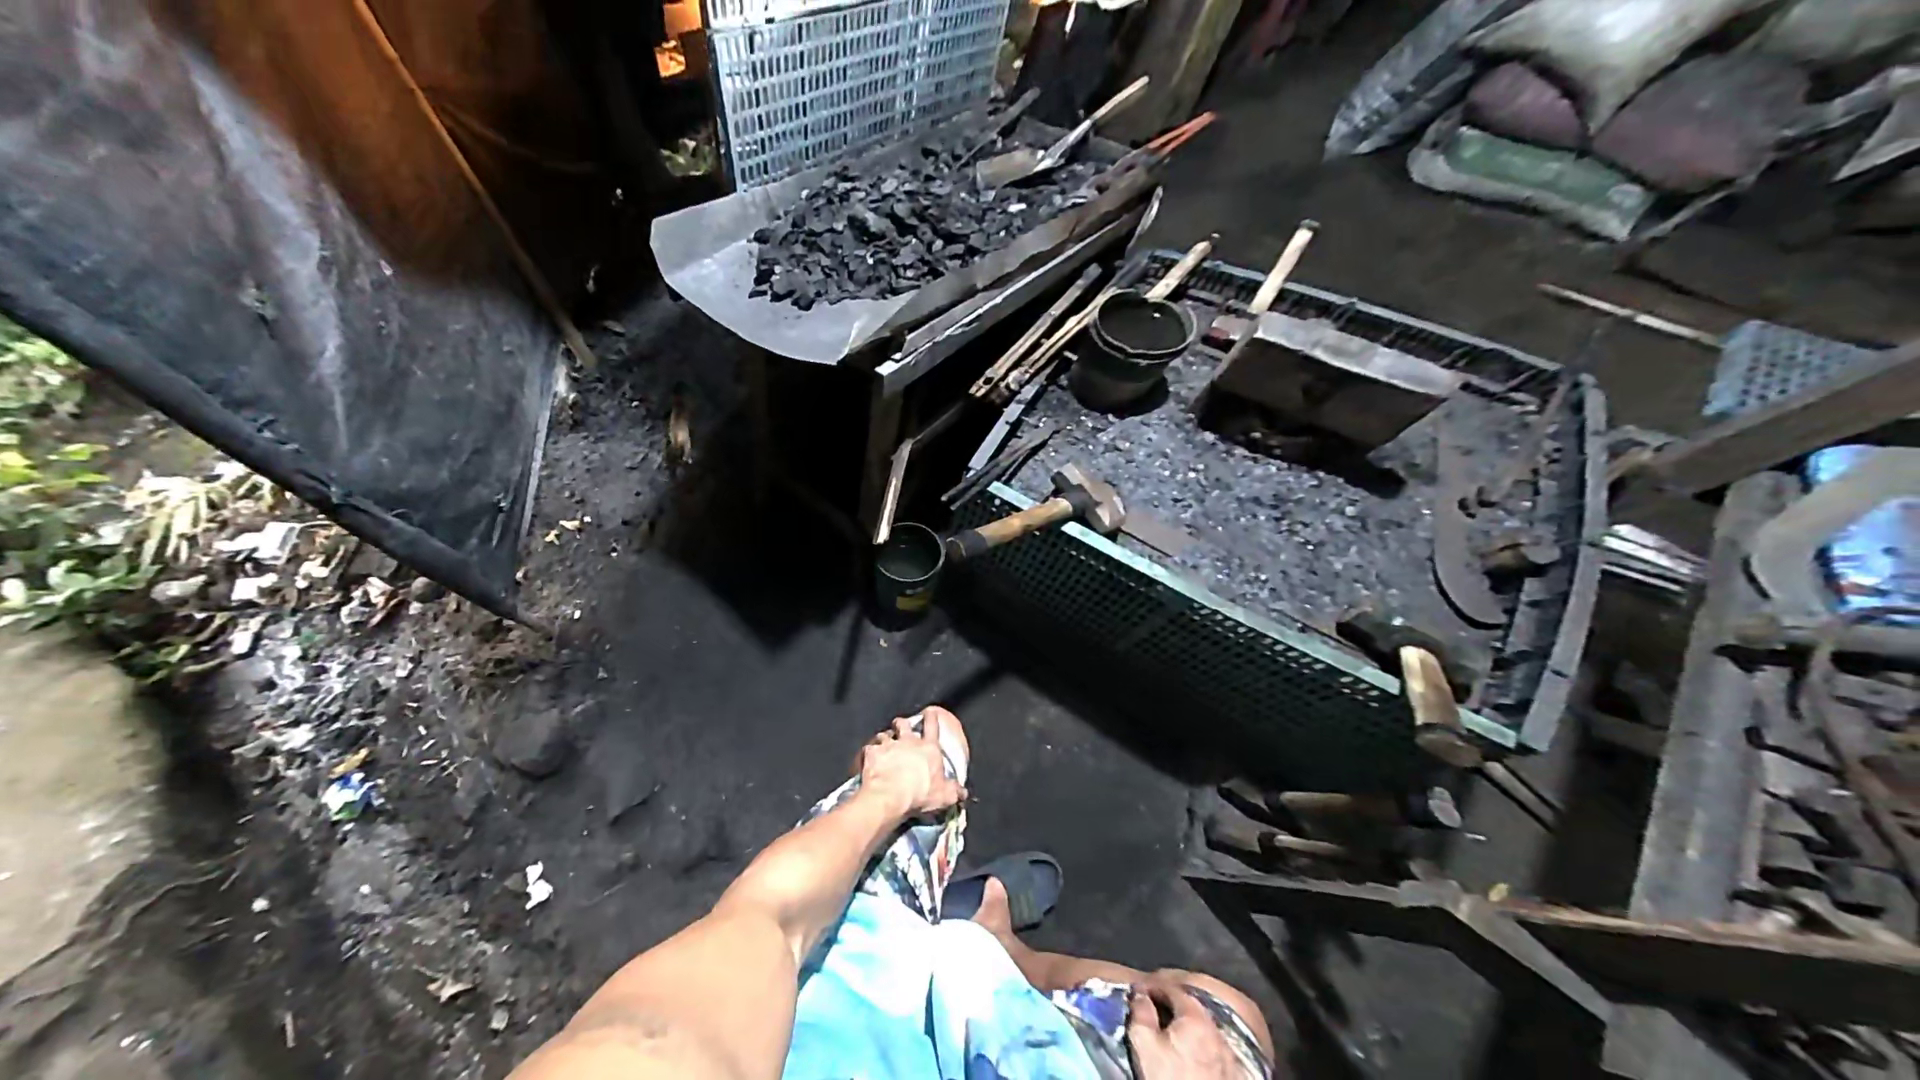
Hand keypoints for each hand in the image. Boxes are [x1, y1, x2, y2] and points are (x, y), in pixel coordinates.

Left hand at [857, 711, 964, 819]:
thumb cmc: (921, 794)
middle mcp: (908, 741)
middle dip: (901, 723)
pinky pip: (868, 748)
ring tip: (882, 744)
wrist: (890, 797)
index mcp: (929, 748)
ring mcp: (888, 745)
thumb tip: (963, 792)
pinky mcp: (871, 753)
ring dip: (884, 738)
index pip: (932, 726)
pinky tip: (867, 758)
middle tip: (899, 726)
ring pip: (884, 734)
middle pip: (903, 724)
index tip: (929, 712)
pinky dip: (869, 752)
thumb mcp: (944, 796)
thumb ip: (954, 791)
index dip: (931, 717)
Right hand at [1128, 977, 1241, 1079]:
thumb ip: (1141, 1014)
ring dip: (1189, 1027)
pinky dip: (1202, 1048)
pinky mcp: (1235, 1079)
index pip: (1173, 990)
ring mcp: (1230, 1059)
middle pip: (1194, 1009)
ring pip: (1207, 1031)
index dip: (1154, 987)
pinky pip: (1216, 1052)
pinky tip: (1191, 1058)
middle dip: (1174, 1005)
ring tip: (1171, 1034)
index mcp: (1196, 1020)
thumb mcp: (1144, 1046)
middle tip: (1155, 1009)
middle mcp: (1218, 1034)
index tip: (1140, 991)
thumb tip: (1141, 995)